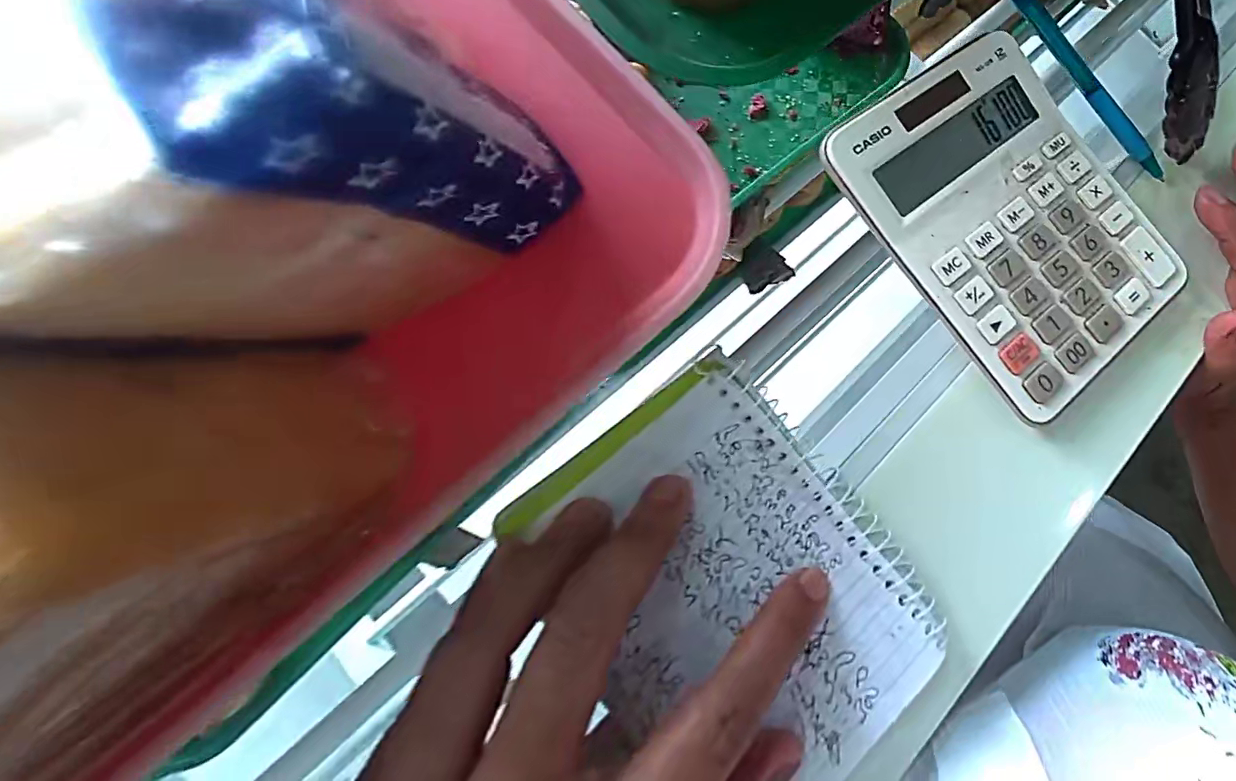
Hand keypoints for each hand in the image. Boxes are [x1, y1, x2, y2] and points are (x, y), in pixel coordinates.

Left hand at [360, 477, 829, 780]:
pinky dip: (476, 610)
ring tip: (585, 510)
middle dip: (627, 561)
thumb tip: (781, 739)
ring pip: (477, 650)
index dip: (764, 652)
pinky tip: (508, 568)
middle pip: (572, 655)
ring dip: (540, 565)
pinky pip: (431, 678)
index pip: (702, 737)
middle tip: (666, 496)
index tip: (804, 585)